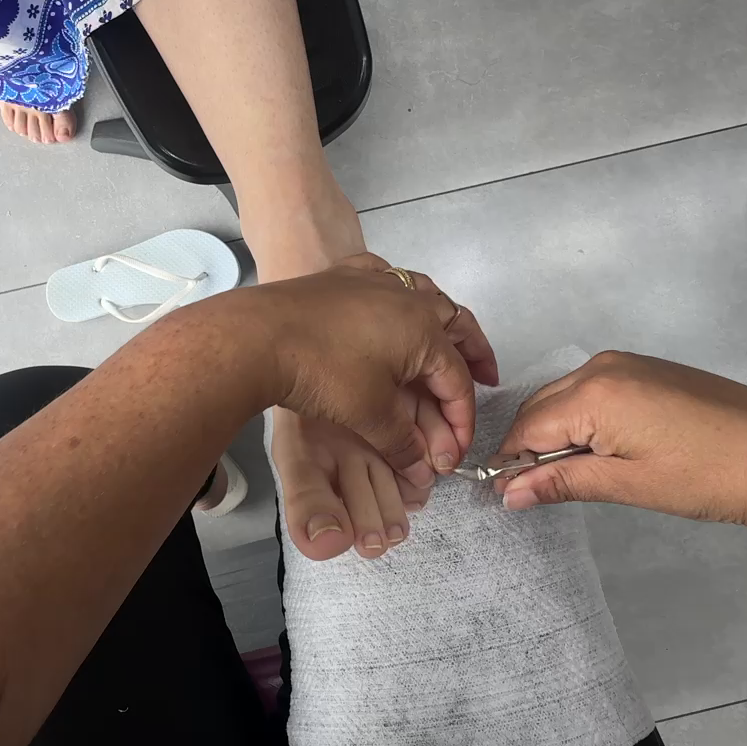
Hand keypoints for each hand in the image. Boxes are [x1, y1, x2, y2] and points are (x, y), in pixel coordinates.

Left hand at [231, 254, 497, 558]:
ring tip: (445, 337)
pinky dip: (396, 291)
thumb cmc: (323, 373)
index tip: (454, 453)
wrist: (260, 334)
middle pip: (455, 324)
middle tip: (486, 374)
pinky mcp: (343, 275)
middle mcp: (408, 297)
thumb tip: (423, 469)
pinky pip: (384, 276)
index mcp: (424, 329)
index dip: (461, 419)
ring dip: (440, 318)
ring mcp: (374, 280)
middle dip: (473, 353)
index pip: (456, 380)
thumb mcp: (369, 413)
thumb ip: (402, 443)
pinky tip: (390, 301)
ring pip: (423, 293)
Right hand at [493, 351, 746, 535]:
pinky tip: (604, 447)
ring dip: (557, 430)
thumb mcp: (628, 484)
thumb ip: (561, 482)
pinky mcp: (645, 367)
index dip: (512, 462)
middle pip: (541, 407)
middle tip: (537, 489)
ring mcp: (625, 362)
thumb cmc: (706, 477)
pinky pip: (591, 389)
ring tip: (576, 471)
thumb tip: (508, 494)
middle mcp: (601, 366)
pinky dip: (582, 416)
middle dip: (532, 446)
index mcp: (593, 393)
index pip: (528, 427)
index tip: (507, 494)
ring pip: (565, 396)